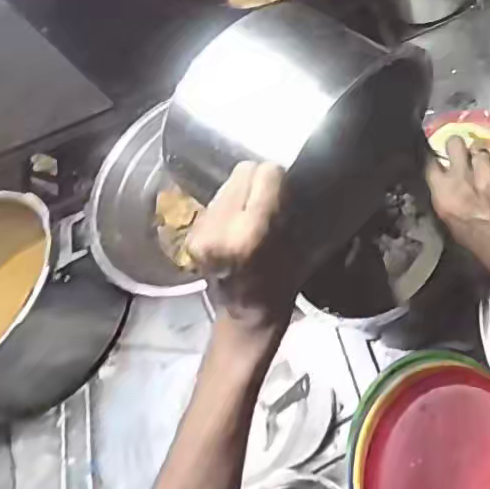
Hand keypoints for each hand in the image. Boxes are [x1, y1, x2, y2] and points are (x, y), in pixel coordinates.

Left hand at [186, 161, 294, 351]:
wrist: (246, 316)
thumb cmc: (282, 284)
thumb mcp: (298, 244)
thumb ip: (285, 206)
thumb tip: (278, 174)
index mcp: (249, 234)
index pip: (264, 173)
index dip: (278, 178)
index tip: (286, 189)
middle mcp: (218, 229)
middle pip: (242, 172)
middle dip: (258, 181)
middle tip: (271, 199)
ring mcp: (200, 232)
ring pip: (226, 184)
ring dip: (242, 191)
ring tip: (254, 213)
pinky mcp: (191, 234)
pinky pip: (216, 201)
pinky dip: (230, 204)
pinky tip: (238, 223)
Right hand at [425, 137, 489, 300]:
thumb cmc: (485, 248)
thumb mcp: (455, 226)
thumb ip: (449, 199)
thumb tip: (446, 183)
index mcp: (444, 196)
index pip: (429, 163)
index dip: (435, 159)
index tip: (440, 161)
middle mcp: (462, 179)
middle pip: (454, 143)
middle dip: (459, 148)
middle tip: (464, 158)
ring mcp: (488, 173)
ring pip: (480, 151)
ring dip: (483, 160)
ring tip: (488, 173)